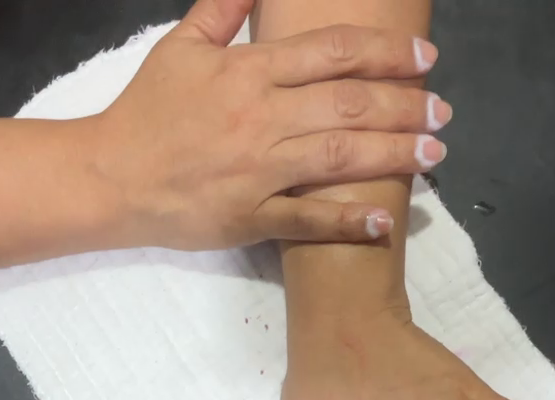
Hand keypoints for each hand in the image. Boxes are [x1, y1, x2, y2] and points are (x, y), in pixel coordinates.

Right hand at [91, 0, 449, 248]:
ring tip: (433, 155)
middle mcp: (263, 117)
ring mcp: (258, 170)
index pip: (332, 54)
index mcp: (250, 72)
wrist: (113, 177)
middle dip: (404, 105)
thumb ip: (221, 10)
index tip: (424, 62)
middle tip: (442, 114)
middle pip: (349, 103)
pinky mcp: (249, 217)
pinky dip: (346, 222)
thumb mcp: (180, 47)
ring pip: (338, 156)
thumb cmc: (147, 114)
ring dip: (392, 154)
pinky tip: (383, 221)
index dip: (385, 54)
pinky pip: (306, 221)